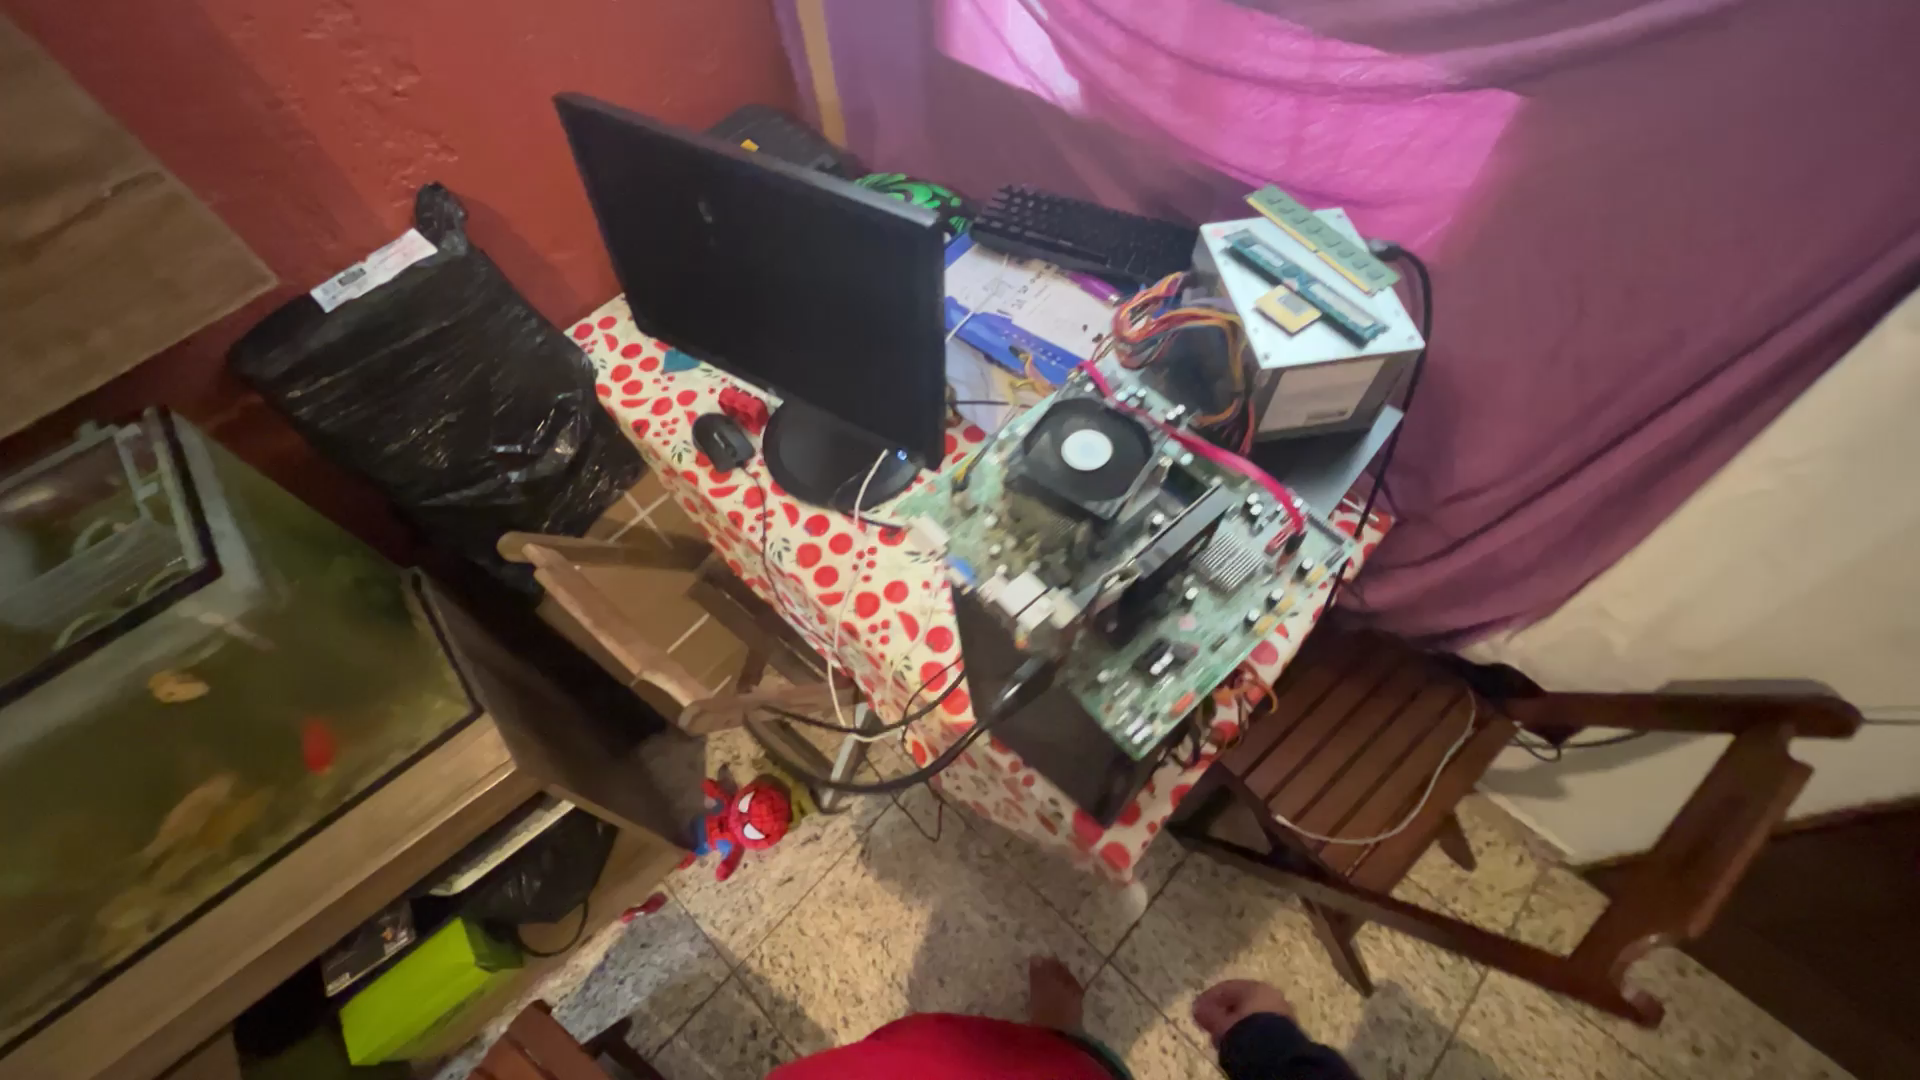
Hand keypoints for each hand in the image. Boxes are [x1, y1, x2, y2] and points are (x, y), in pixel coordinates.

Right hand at [1192, 979, 1293, 1045]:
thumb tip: (1197, 1009)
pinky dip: (1249, 1034)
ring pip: (1252, 1017)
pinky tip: (1240, 1043)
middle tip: (1211, 1025)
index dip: (1209, 998)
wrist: (1275, 1055)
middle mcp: (1270, 995)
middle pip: (1242, 1002)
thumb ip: (1208, 1013)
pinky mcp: (1287, 1034)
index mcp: (1255, 986)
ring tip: (1224, 1038)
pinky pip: (1262, 1030)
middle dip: (1224, 1013)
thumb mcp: (1222, 1022)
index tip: (1197, 1010)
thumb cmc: (1246, 1030)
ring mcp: (1281, 1014)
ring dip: (1237, 1025)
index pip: (1227, 987)